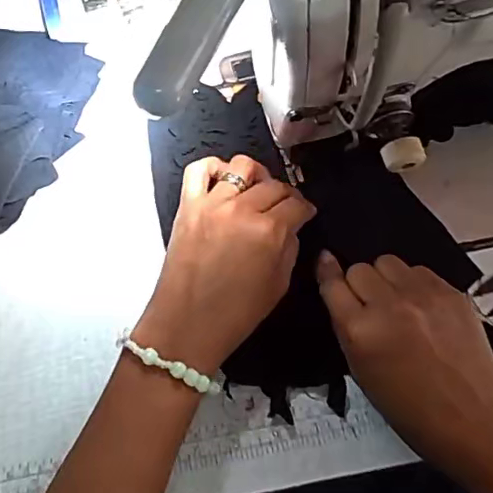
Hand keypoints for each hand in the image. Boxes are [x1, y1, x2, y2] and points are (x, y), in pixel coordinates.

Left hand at [133, 155, 315, 375]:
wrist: (187, 325)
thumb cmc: (235, 314)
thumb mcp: (278, 286)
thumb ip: (290, 249)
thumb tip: (291, 228)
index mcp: (269, 232)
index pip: (296, 204)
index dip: (305, 209)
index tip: (304, 214)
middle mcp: (242, 210)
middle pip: (274, 185)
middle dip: (285, 195)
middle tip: (284, 208)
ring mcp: (212, 204)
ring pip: (242, 167)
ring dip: (256, 176)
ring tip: (256, 191)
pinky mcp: (188, 206)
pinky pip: (199, 169)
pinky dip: (214, 167)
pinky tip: (224, 181)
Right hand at [316, 251, 492, 479]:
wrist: (472, 419)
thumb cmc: (412, 410)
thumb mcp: (362, 373)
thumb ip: (348, 330)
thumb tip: (341, 297)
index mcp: (360, 331)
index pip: (332, 283)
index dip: (327, 272)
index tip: (326, 263)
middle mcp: (388, 306)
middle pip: (359, 268)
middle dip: (359, 283)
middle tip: (371, 305)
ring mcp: (422, 295)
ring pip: (388, 261)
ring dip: (386, 278)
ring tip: (397, 303)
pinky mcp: (450, 292)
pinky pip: (419, 270)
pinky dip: (414, 283)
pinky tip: (422, 307)